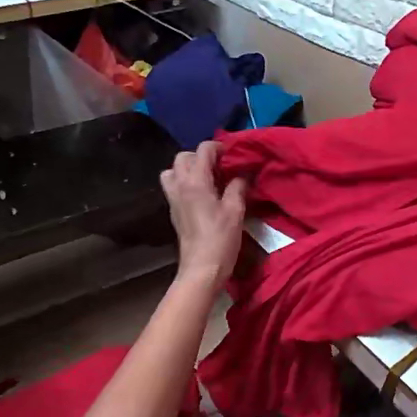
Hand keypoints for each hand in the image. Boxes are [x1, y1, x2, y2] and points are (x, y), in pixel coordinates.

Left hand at [161, 141, 247, 291]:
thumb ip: (237, 186)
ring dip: (189, 169)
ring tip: (209, 178)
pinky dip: (187, 182)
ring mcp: (174, 199)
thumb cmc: (220, 238)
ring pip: (173, 171)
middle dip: (201, 156)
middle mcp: (180, 186)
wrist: (201, 269)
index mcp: (195, 182)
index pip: (202, 150)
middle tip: (221, 166)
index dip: (219, 147)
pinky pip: (175, 186)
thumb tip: (242, 174)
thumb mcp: (235, 210)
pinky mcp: (174, 211)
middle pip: (183, 157)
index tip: (234, 155)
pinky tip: (205, 194)